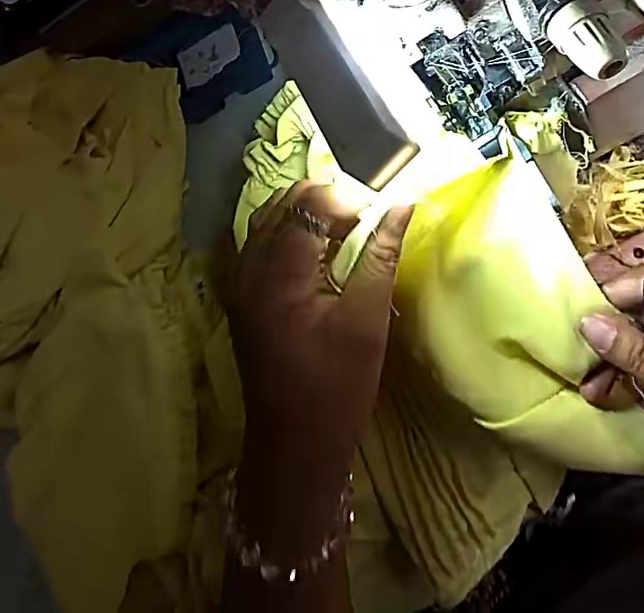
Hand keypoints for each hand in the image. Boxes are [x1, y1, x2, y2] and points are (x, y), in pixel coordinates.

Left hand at [227, 180, 411, 517]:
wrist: (295, 444)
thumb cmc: (338, 386)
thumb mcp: (368, 319)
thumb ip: (382, 255)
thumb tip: (402, 204)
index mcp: (278, 276)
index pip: (308, 204)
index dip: (347, 201)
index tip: (377, 223)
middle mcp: (250, 270)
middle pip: (285, 202)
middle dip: (330, 200)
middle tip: (366, 223)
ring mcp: (241, 282)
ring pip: (271, 216)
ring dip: (311, 212)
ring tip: (347, 231)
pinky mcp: (244, 294)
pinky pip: (263, 240)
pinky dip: (293, 230)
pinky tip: (320, 250)